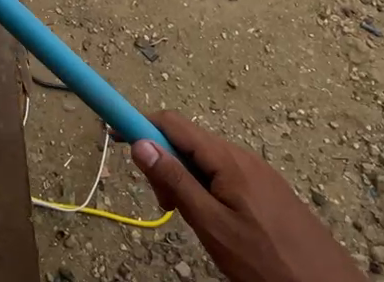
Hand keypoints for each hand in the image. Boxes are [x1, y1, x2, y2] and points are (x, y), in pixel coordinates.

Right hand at [130, 111, 365, 281]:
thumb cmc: (266, 262)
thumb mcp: (211, 225)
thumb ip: (175, 182)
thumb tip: (140, 142)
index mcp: (228, 159)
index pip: (172, 122)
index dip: (139, 123)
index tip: (113, 135)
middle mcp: (243, 156)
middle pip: (187, 140)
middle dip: (164, 161)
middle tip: (163, 203)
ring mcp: (259, 173)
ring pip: (205, 160)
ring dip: (184, 178)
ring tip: (188, 217)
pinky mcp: (270, 192)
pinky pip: (225, 175)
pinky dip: (206, 188)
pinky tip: (213, 219)